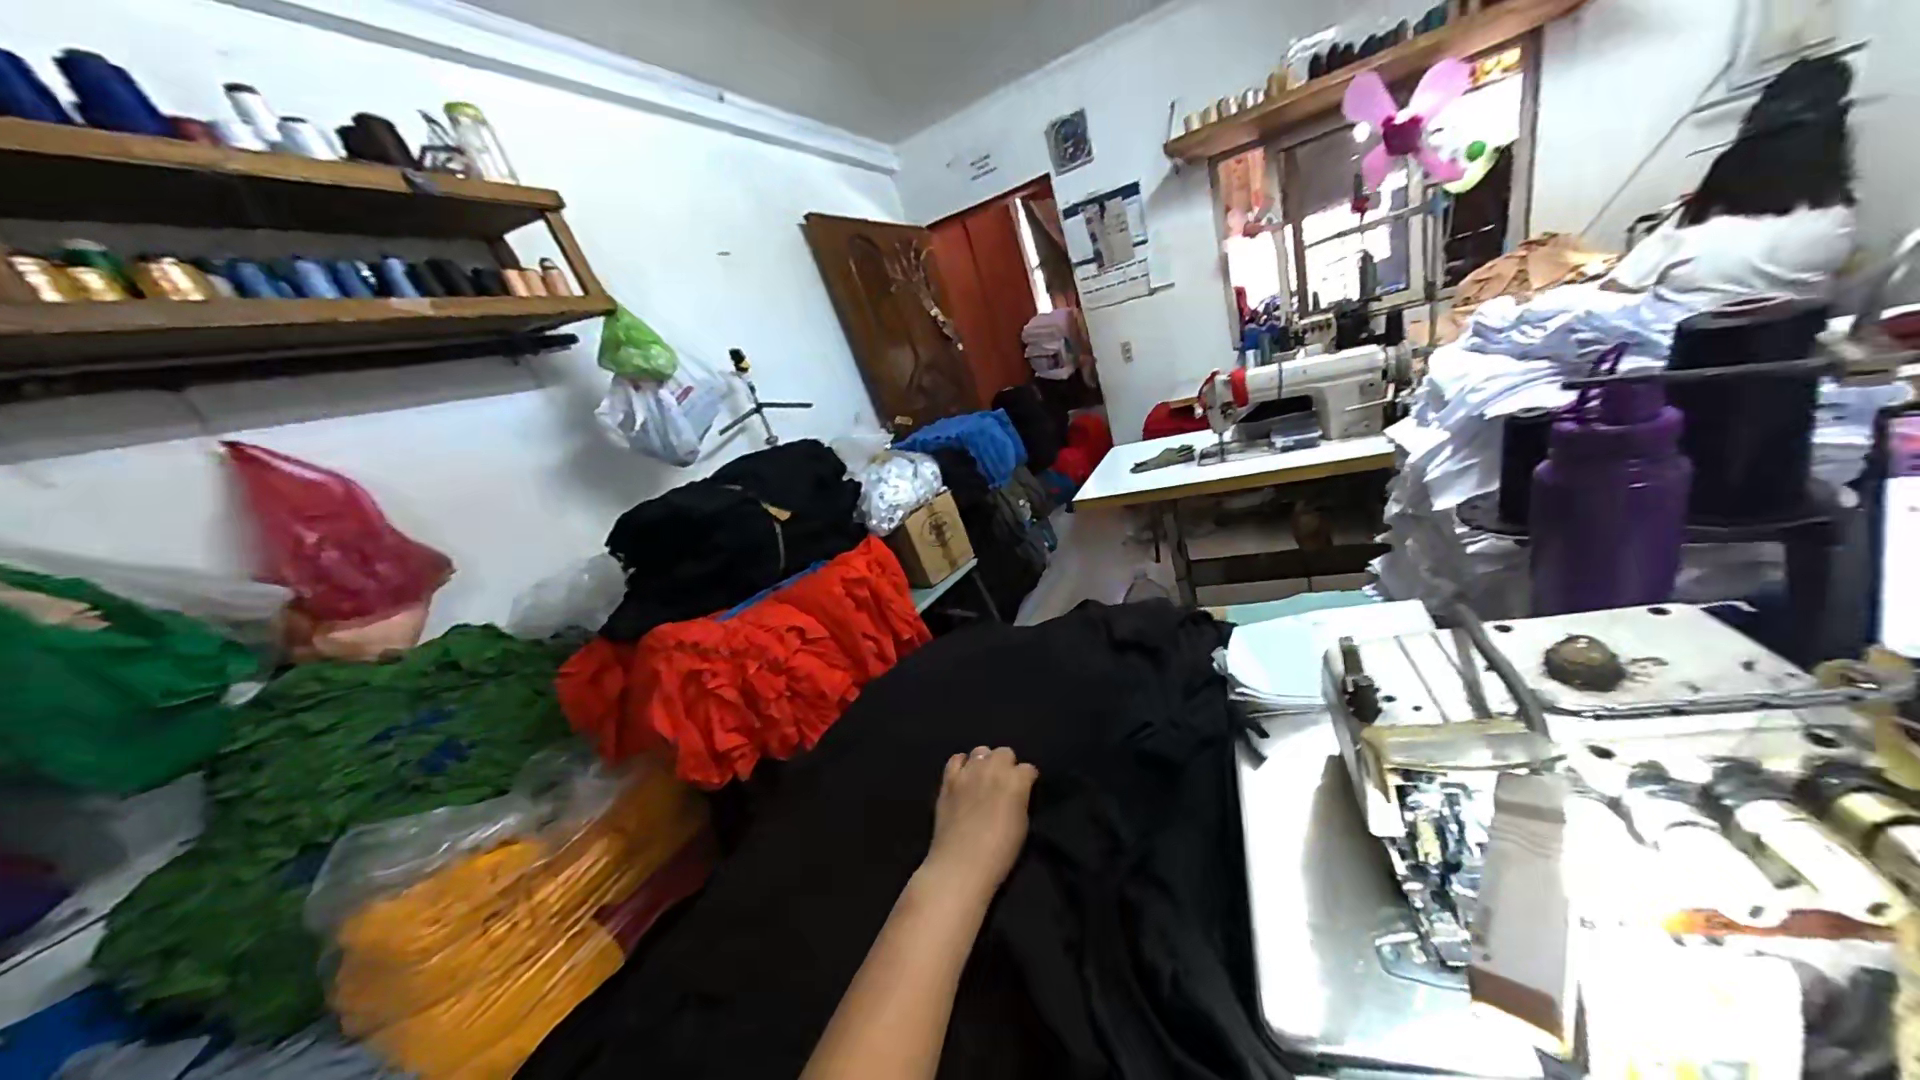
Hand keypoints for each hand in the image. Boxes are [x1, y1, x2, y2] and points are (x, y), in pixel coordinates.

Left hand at [922, 747, 1038, 895]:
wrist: (960, 864)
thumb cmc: (999, 852)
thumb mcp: (1022, 825)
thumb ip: (1020, 799)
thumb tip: (1017, 791)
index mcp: (1016, 781)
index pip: (1028, 769)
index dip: (1027, 780)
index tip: (1025, 790)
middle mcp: (993, 769)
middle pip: (1004, 752)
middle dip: (1007, 765)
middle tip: (1004, 784)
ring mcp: (968, 772)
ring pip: (981, 751)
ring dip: (985, 762)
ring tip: (983, 779)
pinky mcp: (949, 779)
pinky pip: (956, 759)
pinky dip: (962, 765)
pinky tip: (964, 777)